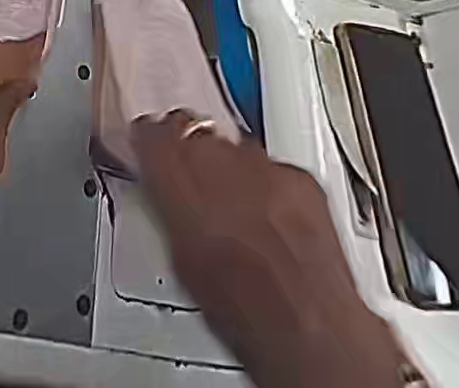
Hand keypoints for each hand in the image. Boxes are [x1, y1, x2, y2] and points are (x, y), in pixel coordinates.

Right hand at [133, 112, 412, 387]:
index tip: (149, 137)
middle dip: (188, 146)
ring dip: (227, 163)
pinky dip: (265, 180)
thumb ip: (168, 208)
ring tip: (234, 200)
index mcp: (182, 193)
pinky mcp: (298, 175)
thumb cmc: (245, 312)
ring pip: (231, 146)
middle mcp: (221, 170)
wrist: (309, 327)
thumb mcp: (182, 262)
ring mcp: (262, 169)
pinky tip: (268, 211)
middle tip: (190, 171)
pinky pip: (270, 164)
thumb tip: (161, 186)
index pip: (154, 138)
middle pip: (193, 131)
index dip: (149, 136)